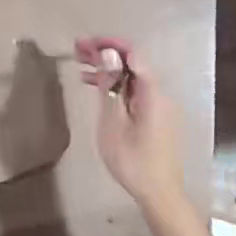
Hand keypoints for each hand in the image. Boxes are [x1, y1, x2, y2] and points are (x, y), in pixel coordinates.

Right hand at [77, 37, 186, 212]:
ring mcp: (158, 105)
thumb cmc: (132, 159)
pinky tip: (96, 87)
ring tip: (80, 65)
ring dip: (108, 69)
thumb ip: (110, 85)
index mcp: (152, 92)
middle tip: (76, 51)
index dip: (108, 44)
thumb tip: (107, 53)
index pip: (132, 54)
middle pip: (133, 64)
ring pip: (132, 77)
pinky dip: (115, 85)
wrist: (158, 192)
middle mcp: (159, 93)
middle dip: (105, 54)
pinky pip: (133, 91)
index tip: (82, 43)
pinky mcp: (154, 117)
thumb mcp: (113, 121)